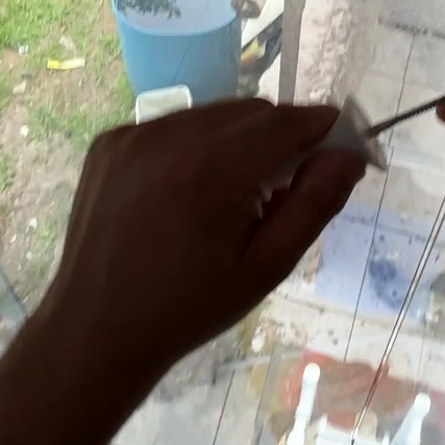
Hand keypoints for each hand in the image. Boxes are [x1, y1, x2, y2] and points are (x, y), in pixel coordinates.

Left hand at [37, 99, 365, 380]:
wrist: (95, 332)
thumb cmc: (189, 308)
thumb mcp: (267, 266)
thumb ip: (315, 204)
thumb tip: (349, 156)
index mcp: (212, 167)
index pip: (287, 121)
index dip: (321, 128)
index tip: (340, 146)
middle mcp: (170, 134)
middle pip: (251, 111)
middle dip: (279, 137)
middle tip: (281, 187)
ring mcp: (133, 134)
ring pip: (213, 114)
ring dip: (236, 139)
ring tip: (228, 193)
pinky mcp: (110, 141)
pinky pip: (173, 125)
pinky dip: (194, 144)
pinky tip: (185, 190)